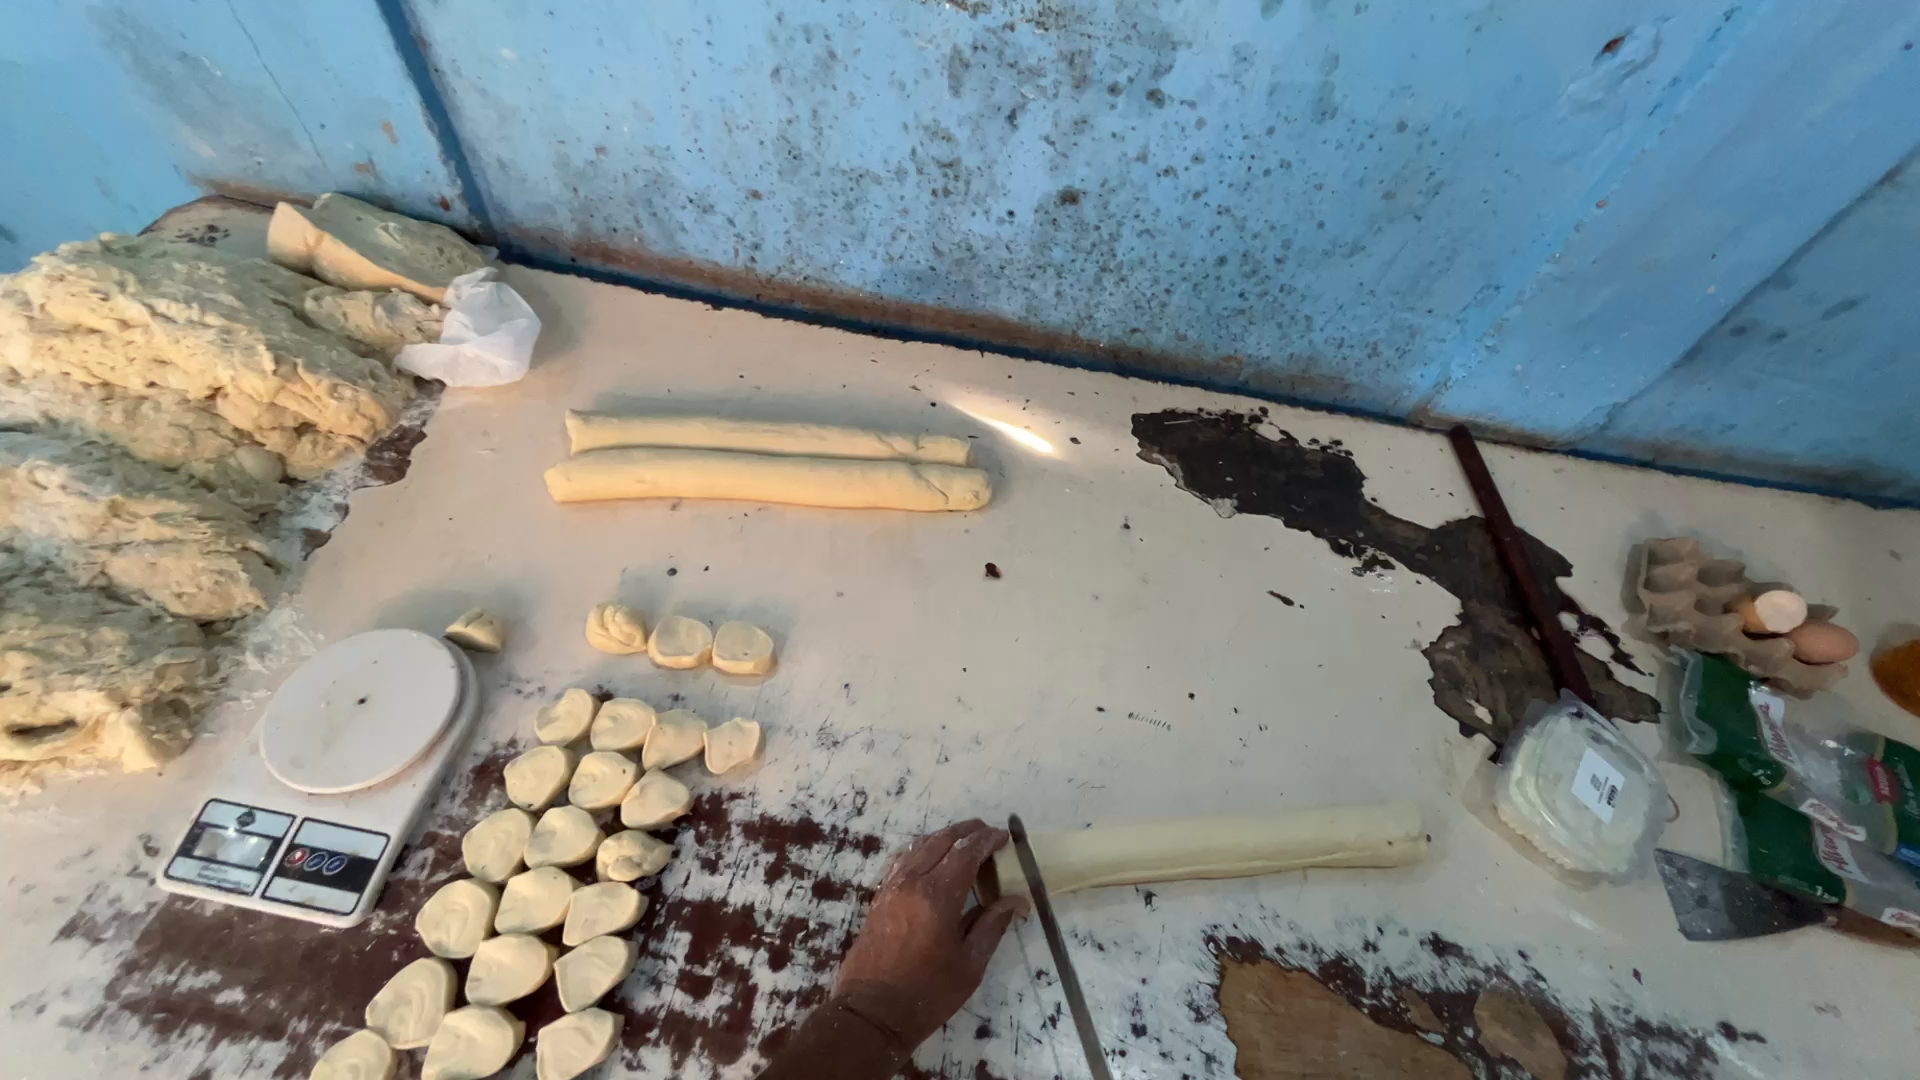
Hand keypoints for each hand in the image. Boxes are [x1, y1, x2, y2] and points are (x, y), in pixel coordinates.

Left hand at [833, 819, 1028, 1050]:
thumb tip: (1017, 900)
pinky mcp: (880, 896)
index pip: (966, 852)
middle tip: (986, 831)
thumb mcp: (970, 966)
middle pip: (942, 840)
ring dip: (944, 836)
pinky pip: (903, 859)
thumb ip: (992, 926)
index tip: (1004, 836)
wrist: (872, 1014)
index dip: (987, 840)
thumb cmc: (927, 994)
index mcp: (938, 897)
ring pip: (920, 845)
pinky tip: (932, 856)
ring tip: (963, 838)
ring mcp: (892, 886)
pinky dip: (922, 849)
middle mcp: (913, 882)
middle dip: (967, 830)